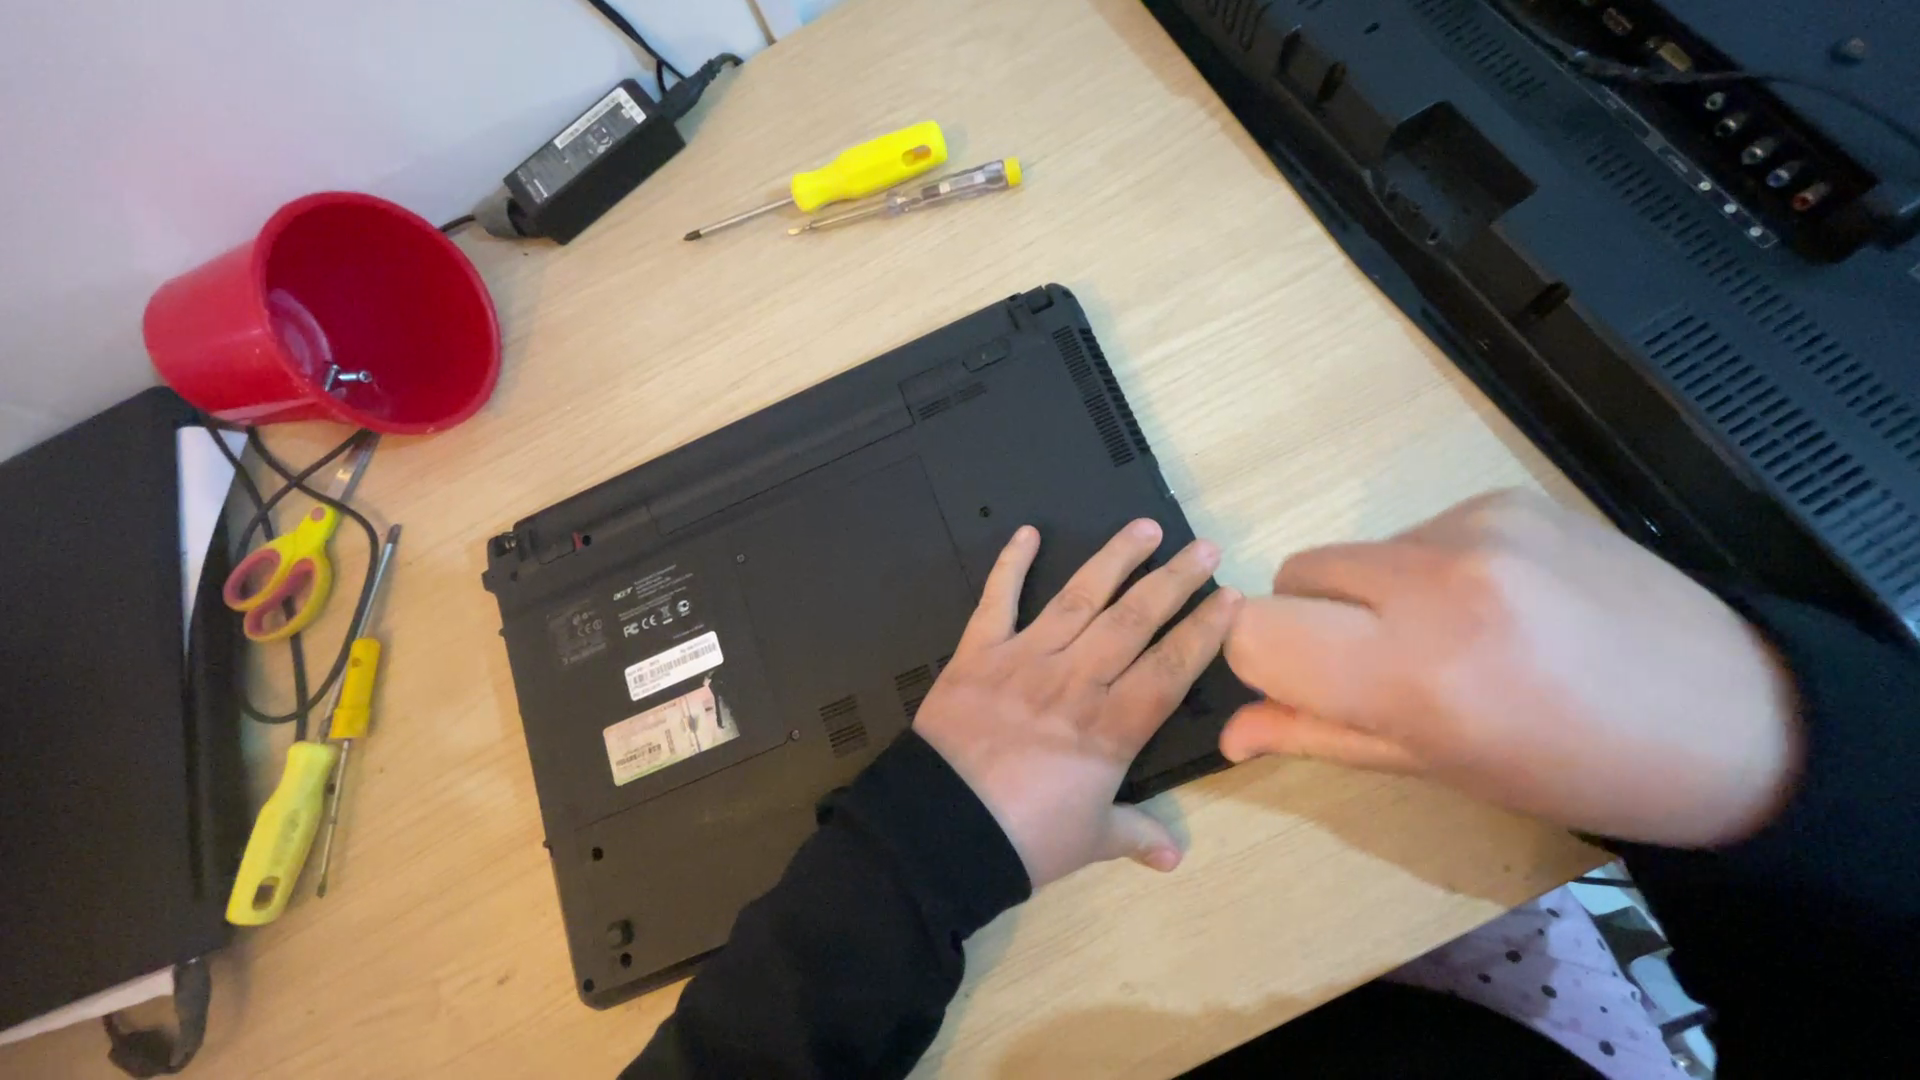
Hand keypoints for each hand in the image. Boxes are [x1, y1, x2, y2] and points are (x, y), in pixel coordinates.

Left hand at [913, 520, 1241, 887]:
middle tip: (1203, 547)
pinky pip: (996, 600)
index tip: (1231, 598)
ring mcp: (1025, 658)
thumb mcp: (1089, 840)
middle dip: (1173, 581)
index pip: (1170, 667)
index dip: (1204, 631)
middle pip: (1133, 620)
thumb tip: (1174, 856)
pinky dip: (1010, 565)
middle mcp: (1075, 680)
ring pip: (1078, 598)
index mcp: (1111, 726)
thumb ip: (1134, 833)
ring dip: (1114, 559)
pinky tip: (1027, 532)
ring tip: (1144, 529)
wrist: (941, 828)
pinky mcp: (978, 652)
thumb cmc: (1023, 837)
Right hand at [1220, 490, 1799, 846]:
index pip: (1256, 632)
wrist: (1739, 716)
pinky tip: (1496, 601)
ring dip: (1371, 594)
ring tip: (1454, 632)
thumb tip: (1230, 731)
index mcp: (1413, 672)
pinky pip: (1413, 533)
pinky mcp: (1504, 498)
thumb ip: (1319, 736)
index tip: (1302, 680)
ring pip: (1352, 554)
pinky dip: (1425, 569)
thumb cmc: (1570, 768)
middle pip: (1290, 574)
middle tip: (1382, 664)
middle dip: (1312, 621)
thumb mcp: (1436, 766)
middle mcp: (1435, 582)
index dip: (1262, 657)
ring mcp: (1474, 527)